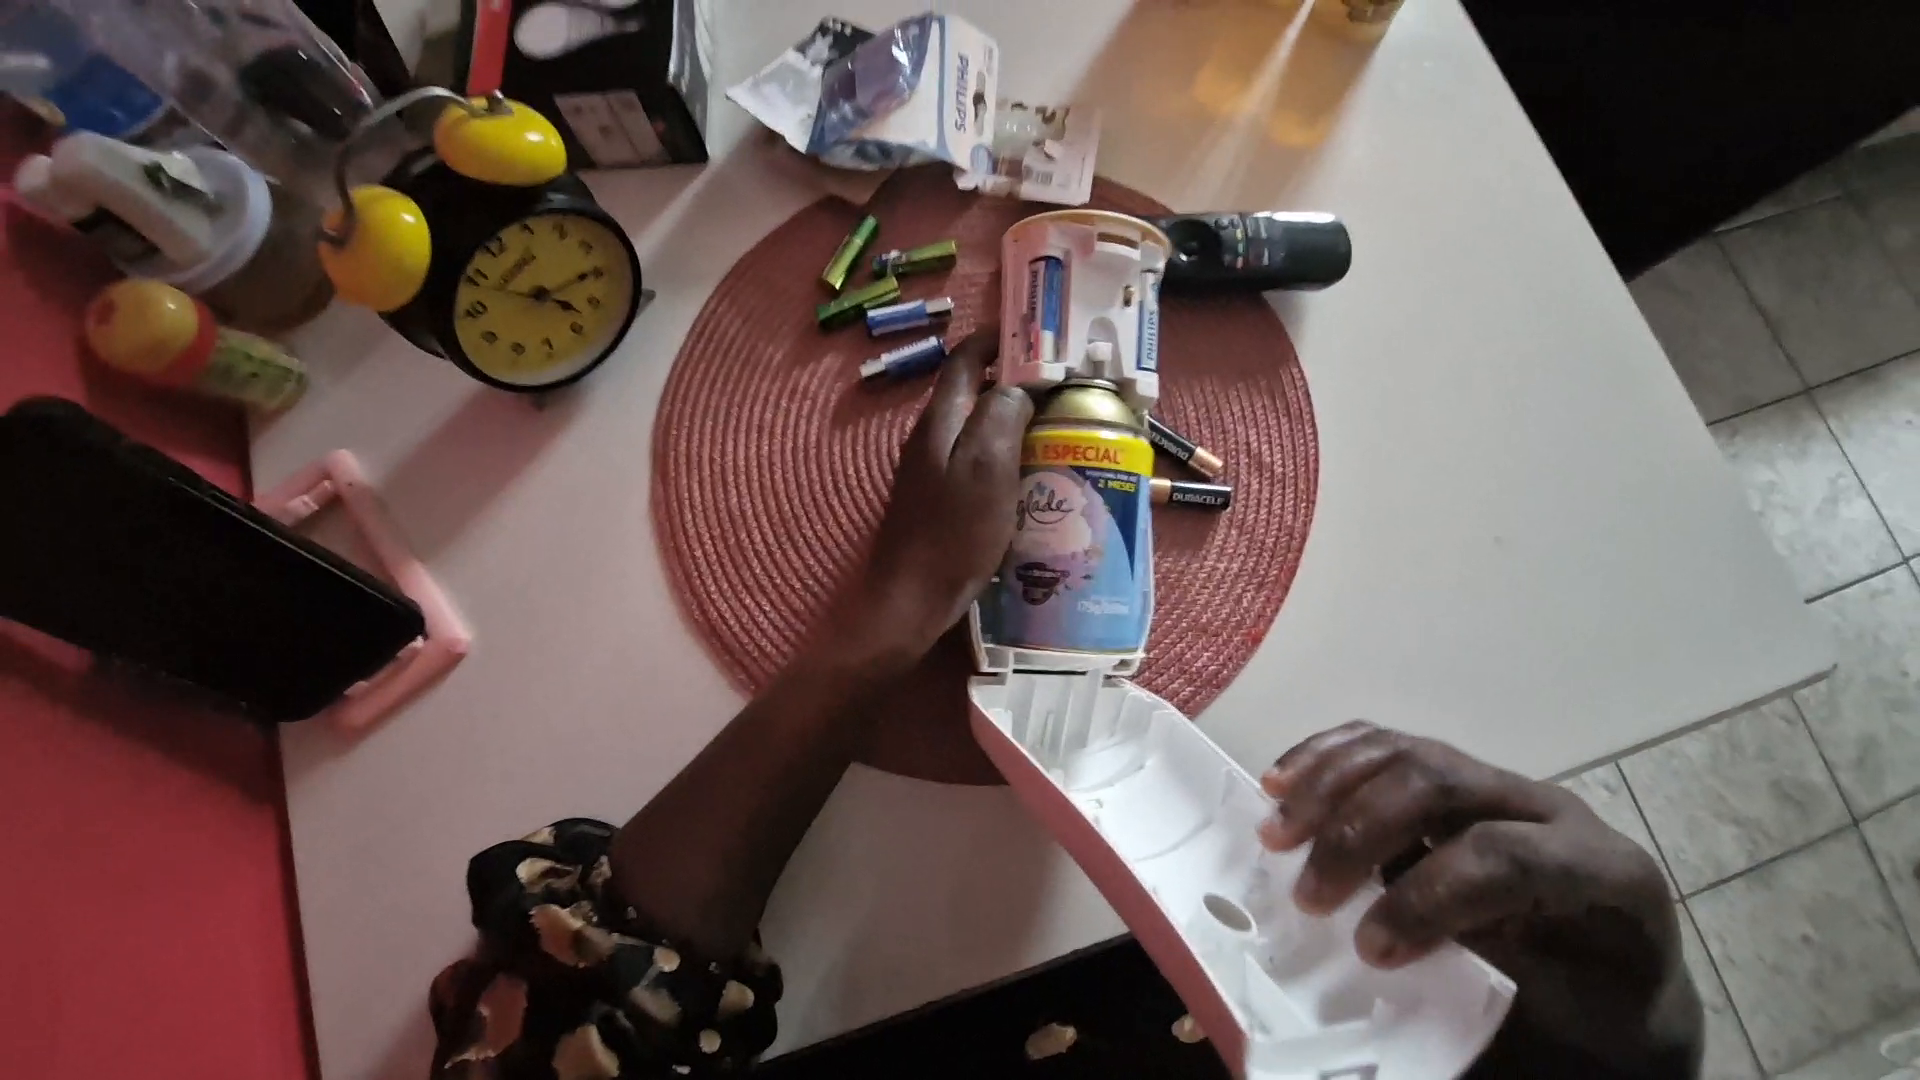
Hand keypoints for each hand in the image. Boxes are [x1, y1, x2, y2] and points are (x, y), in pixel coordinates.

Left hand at [825, 331, 1031, 661]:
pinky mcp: (937, 499)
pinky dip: (1003, 454)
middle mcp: (930, 437)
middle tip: (1061, 386)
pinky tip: (1029, 474)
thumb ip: (1001, 416)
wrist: (912, 598)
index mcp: (940, 421)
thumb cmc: (954, 533)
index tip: (1040, 334)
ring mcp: (930, 470)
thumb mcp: (987, 467)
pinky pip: (975, 461)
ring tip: (1055, 426)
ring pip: (975, 428)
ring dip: (1011, 419)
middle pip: (972, 393)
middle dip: (1014, 381)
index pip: (965, 360)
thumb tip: (1018, 385)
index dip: (998, 339)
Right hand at [1260, 722, 1699, 1072]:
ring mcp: (1493, 779)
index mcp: (1599, 869)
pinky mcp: (1450, 771)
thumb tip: (1366, 963)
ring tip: (1276, 832)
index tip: (1366, 949)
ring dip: (1324, 786)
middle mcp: (1544, 805)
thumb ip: (1474, 983)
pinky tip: (1283, 783)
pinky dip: (1324, 757)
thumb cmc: (1586, 1014)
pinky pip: (1381, 743)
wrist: (1612, 982)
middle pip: (1434, 782)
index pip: (1499, 856)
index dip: (1424, 898)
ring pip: (1399, 750)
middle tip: (1307, 891)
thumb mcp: (1555, 1017)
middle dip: (1355, 831)